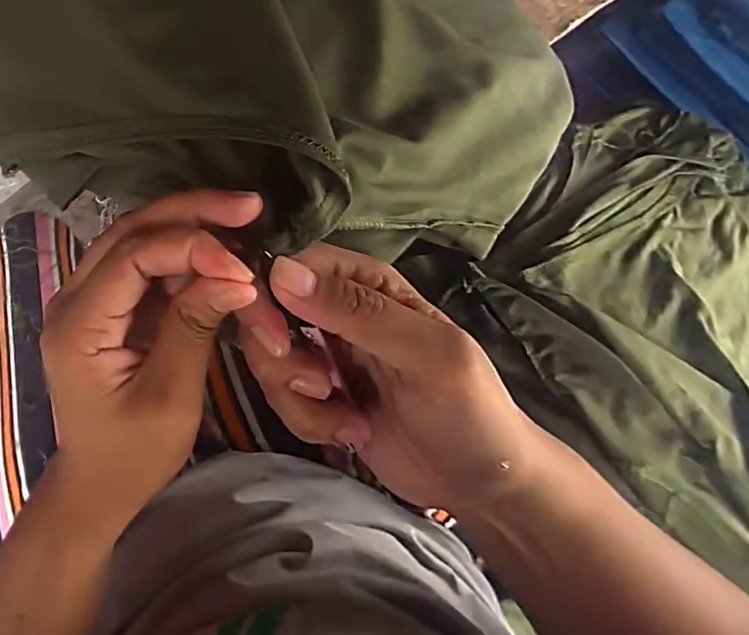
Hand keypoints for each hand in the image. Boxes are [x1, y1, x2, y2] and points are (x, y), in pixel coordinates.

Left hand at [39, 191, 261, 526]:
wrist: (97, 486)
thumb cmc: (130, 456)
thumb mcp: (169, 398)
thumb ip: (194, 327)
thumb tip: (238, 276)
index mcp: (78, 323)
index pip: (131, 256)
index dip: (188, 248)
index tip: (241, 265)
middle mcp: (75, 295)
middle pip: (132, 230)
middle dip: (191, 213)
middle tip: (248, 205)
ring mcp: (90, 294)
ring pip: (141, 236)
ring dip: (192, 226)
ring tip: (243, 219)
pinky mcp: (111, 301)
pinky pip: (149, 260)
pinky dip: (188, 253)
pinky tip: (223, 250)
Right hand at [233, 243, 549, 515]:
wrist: (484, 488)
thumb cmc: (470, 408)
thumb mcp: (424, 354)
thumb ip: (356, 310)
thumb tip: (282, 272)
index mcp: (361, 279)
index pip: (289, 261)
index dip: (266, 292)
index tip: (276, 337)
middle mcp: (331, 305)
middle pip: (264, 306)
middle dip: (277, 352)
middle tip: (317, 385)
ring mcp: (319, 349)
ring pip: (266, 353)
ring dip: (297, 393)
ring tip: (346, 417)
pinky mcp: (313, 391)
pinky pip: (276, 393)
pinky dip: (305, 419)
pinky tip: (349, 432)